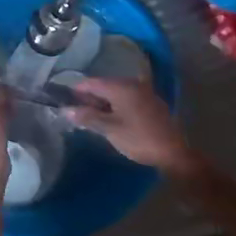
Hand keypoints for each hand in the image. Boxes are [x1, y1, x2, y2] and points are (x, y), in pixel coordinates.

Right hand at [65, 77, 198, 174]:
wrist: (172, 153)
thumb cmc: (138, 139)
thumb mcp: (109, 129)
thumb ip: (87, 117)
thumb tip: (67, 110)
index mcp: (121, 87)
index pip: (92, 82)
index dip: (76, 89)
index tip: (62, 97)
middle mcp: (133, 84)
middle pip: (105, 86)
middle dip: (89, 96)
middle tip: (75, 109)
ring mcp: (144, 93)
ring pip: (116, 93)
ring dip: (103, 102)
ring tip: (90, 115)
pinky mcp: (151, 103)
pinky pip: (127, 99)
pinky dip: (116, 105)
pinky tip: (110, 117)